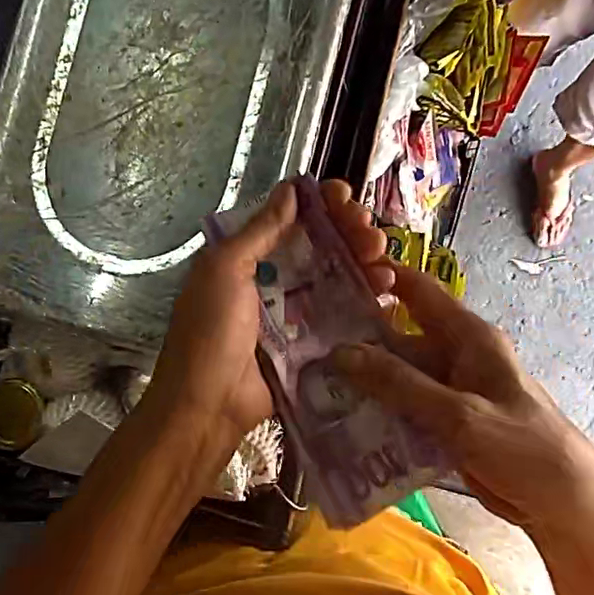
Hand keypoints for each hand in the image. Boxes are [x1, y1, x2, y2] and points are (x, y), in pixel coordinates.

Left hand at [145, 179, 391, 447]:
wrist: (209, 405)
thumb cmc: (210, 331)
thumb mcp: (225, 270)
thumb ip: (260, 230)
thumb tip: (291, 189)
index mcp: (248, 257)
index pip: (291, 220)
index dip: (320, 206)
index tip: (345, 199)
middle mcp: (274, 279)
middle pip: (321, 245)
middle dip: (350, 232)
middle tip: (372, 233)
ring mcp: (296, 311)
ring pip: (338, 275)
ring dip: (363, 260)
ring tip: (382, 257)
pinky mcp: (314, 341)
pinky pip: (344, 311)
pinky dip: (366, 295)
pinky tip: (384, 286)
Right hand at [333, 264, 593, 539]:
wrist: (561, 500)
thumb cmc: (520, 445)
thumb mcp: (459, 414)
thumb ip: (401, 384)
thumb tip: (341, 352)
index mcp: (468, 336)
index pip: (418, 290)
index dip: (379, 276)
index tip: (330, 276)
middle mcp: (456, 355)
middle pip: (399, 336)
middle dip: (357, 340)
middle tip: (302, 345)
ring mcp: (451, 391)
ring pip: (398, 377)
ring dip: (363, 383)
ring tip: (311, 386)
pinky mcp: (447, 423)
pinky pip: (406, 409)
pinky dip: (379, 414)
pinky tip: (343, 424)